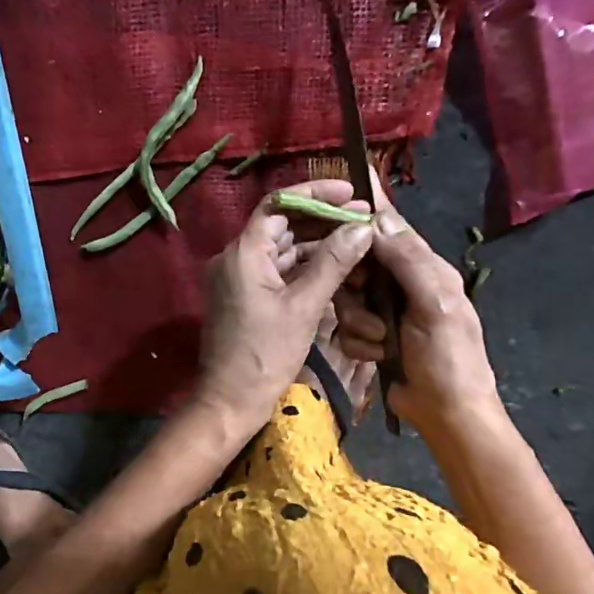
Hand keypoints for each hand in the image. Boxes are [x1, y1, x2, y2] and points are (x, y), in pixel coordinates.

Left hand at [193, 180, 374, 433]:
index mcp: (244, 253)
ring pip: (282, 247)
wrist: (231, 401)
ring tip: (356, 238)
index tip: (349, 192)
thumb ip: (333, 263)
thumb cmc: (266, 354)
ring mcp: (239, 277)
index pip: (279, 204)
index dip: (315, 193)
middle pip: (281, 224)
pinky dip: (305, 264)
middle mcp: (236, 257)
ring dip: (316, 242)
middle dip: (321, 218)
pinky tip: (336, 265)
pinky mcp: (245, 295)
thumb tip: (363, 229)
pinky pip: (278, 268)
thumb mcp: (305, 307)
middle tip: (361, 218)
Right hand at [333, 180, 498, 438]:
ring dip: (359, 321)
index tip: (341, 195)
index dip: (367, 213)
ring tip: (380, 341)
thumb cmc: (449, 357)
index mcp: (425, 268)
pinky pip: (349, 328)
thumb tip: (379, 217)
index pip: (393, 228)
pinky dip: (359, 343)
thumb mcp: (435, 304)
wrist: (448, 415)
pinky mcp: (373, 338)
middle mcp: (404, 284)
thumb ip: (408, 260)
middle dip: (355, 285)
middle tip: (360, 298)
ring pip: (349, 298)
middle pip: (360, 263)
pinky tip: (377, 356)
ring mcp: (387, 313)